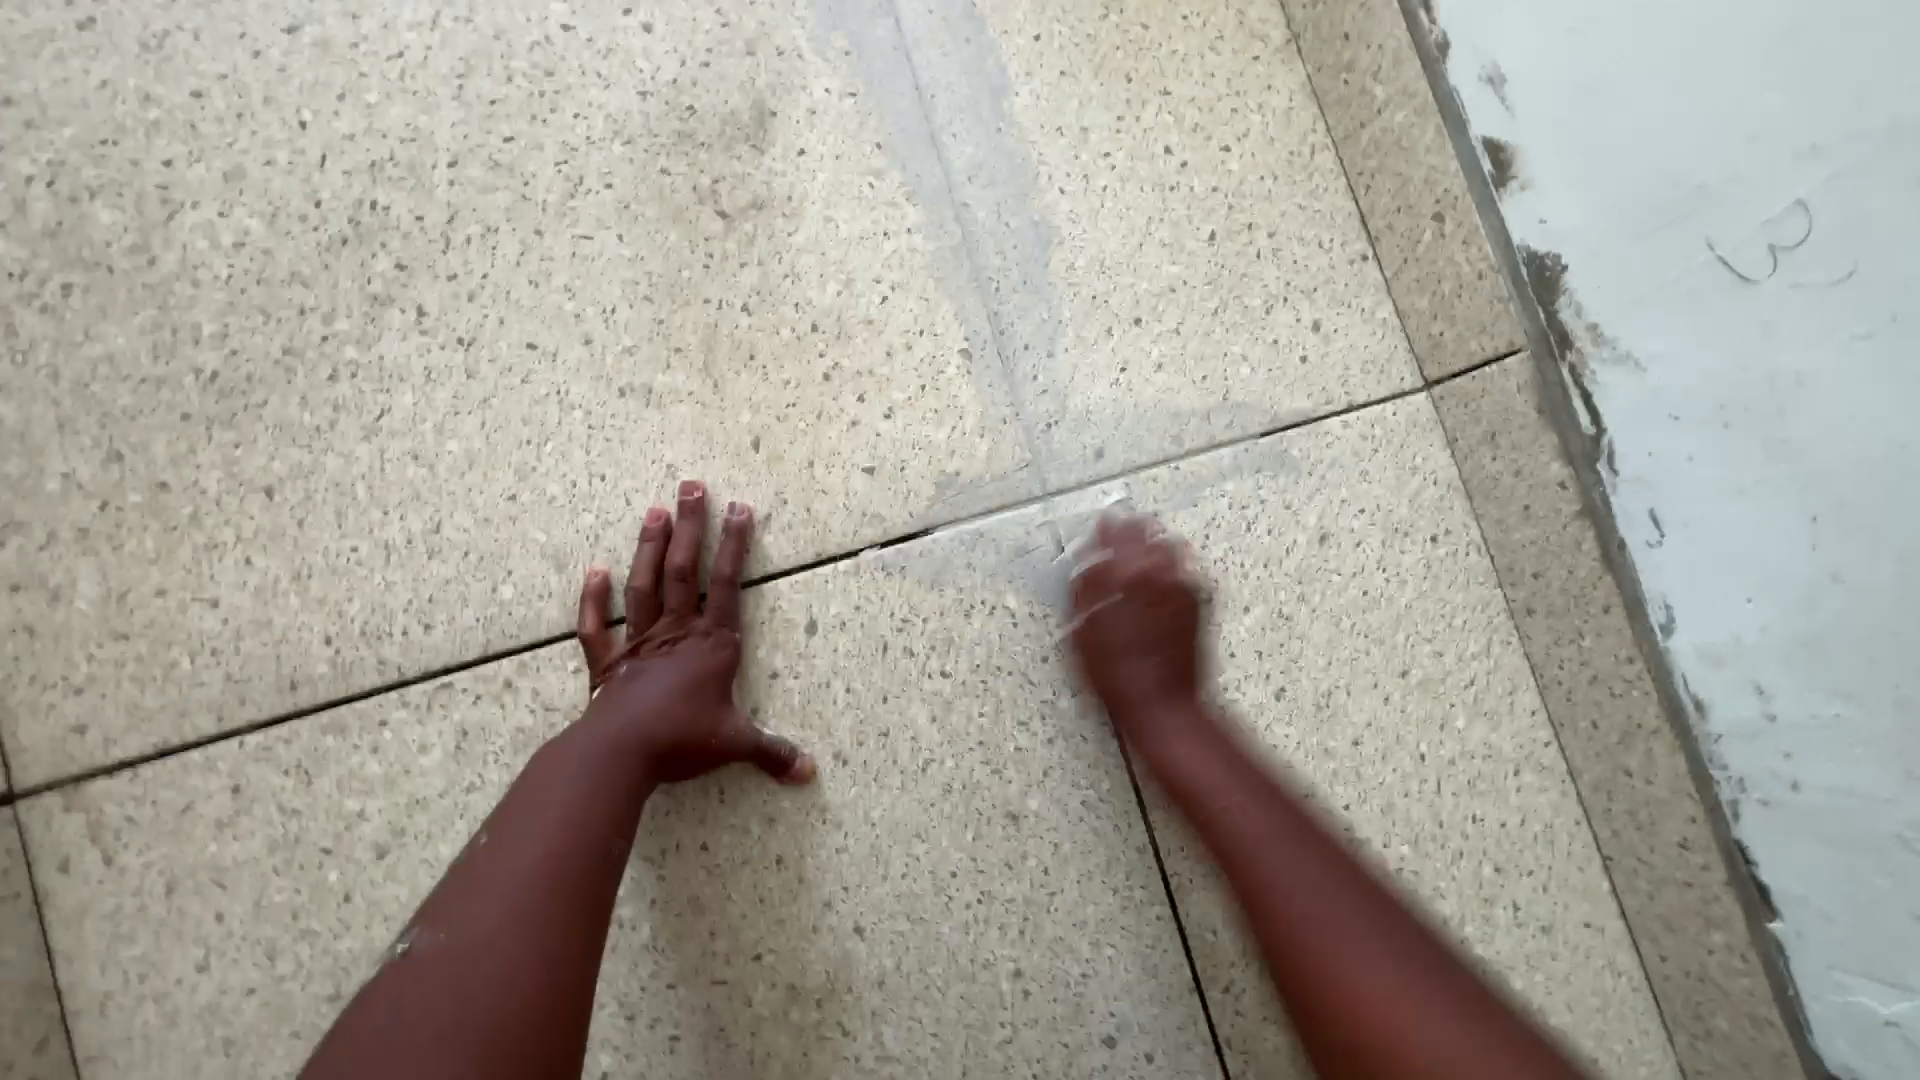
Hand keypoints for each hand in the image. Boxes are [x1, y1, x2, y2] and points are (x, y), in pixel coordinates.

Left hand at [574, 480, 814, 785]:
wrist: (618, 754)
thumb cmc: (682, 741)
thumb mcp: (735, 744)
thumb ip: (772, 752)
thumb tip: (809, 772)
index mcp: (712, 645)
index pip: (728, 584)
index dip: (735, 545)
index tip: (738, 508)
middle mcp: (677, 632)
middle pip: (685, 570)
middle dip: (691, 526)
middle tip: (692, 486)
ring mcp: (639, 643)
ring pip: (645, 585)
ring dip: (650, 547)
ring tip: (655, 510)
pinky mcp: (607, 662)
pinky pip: (597, 626)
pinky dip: (594, 600)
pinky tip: (594, 572)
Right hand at [1068, 511, 1211, 746]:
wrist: (1160, 702)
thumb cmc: (1116, 674)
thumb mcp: (1082, 631)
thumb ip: (1084, 589)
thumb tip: (1085, 565)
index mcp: (1124, 577)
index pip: (1111, 536)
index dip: (1103, 528)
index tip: (1099, 523)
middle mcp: (1157, 575)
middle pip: (1145, 534)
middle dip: (1131, 528)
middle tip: (1121, 526)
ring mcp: (1182, 587)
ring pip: (1170, 546)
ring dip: (1154, 542)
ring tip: (1143, 545)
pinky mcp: (1198, 603)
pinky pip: (1186, 570)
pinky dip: (1173, 565)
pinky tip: (1164, 573)